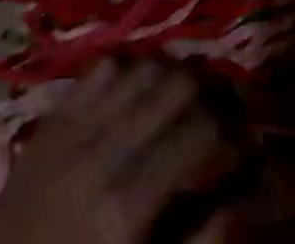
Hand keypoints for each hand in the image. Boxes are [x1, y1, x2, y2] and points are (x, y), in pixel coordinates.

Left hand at [0, 58, 239, 243]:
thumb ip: (194, 239)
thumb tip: (240, 196)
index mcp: (127, 206)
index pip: (199, 133)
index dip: (231, 130)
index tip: (241, 140)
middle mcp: (103, 154)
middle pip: (176, 86)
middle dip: (210, 91)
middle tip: (220, 108)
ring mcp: (73, 130)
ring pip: (142, 67)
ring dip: (174, 74)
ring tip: (186, 95)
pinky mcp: (52, 118)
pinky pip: (101, 69)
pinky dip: (130, 70)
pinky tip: (139, 90)